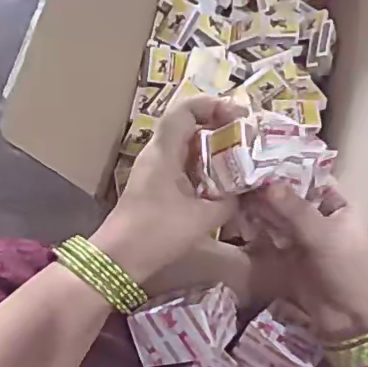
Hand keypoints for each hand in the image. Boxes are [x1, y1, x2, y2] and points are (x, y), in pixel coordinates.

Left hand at [92, 96, 241, 282]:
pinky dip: (203, 172)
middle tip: (247, 140)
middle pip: (188, 127)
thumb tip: (248, 193)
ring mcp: (153, 174)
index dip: (213, 105)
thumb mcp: (202, 218)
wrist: (119, 260)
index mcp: (164, 151)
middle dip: (219, 129)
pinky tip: (221, 187)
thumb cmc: (157, 233)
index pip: (185, 109)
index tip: (239, 117)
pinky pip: (182, 170)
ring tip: (240, 162)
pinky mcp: (154, 191)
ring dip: (212, 153)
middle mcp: (156, 155)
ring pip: (186, 150)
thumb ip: (230, 201)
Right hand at [241, 182, 367, 341]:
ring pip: (277, 217)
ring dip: (258, 209)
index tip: (253, 159)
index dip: (284, 169)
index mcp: (340, 204)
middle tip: (233, 177)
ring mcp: (304, 239)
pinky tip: (238, 220)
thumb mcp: (326, 235)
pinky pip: (270, 238)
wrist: (356, 322)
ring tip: (230, 195)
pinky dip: (256, 230)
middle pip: (289, 197)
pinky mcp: (290, 259)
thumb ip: (294, 209)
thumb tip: (266, 183)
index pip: (309, 178)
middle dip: (265, 190)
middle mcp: (321, 217)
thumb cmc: (351, 270)